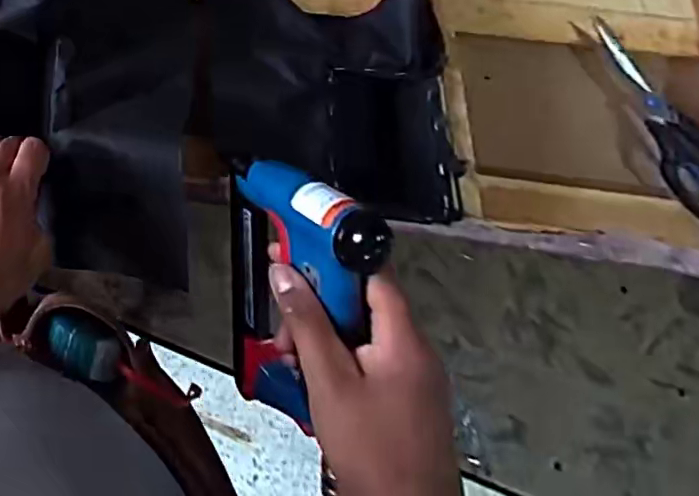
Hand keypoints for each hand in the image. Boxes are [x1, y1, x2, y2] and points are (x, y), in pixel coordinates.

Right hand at [270, 260, 459, 495]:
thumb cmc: (375, 456)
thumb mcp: (327, 381)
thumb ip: (306, 322)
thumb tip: (285, 274)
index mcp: (403, 340)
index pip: (370, 270)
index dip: (333, 252)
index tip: (300, 242)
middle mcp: (413, 351)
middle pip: (359, 299)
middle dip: (316, 300)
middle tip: (285, 303)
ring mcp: (410, 375)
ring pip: (358, 328)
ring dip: (320, 331)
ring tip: (293, 352)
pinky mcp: (401, 395)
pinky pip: (364, 355)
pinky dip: (335, 354)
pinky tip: (311, 373)